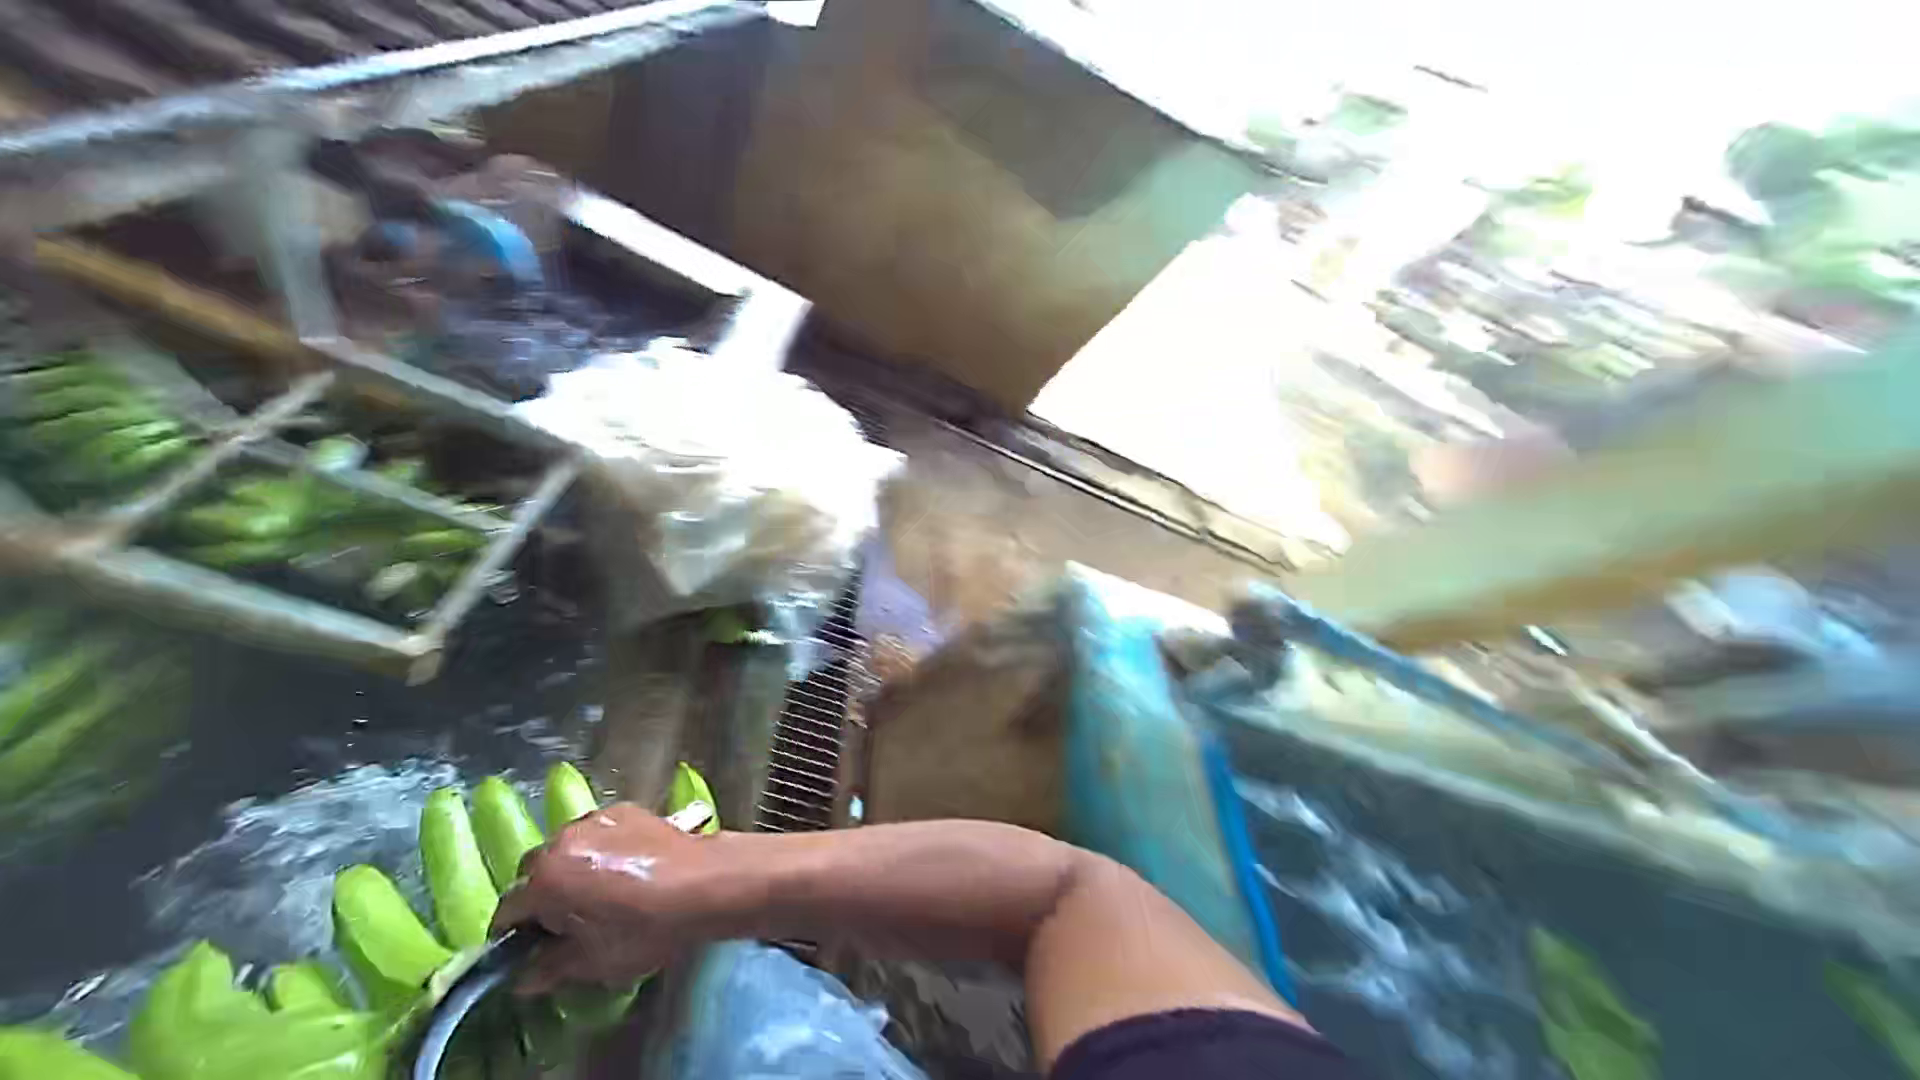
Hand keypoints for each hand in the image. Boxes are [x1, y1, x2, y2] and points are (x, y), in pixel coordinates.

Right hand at [493, 803, 728, 992]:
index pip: (509, 909)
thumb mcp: (591, 961)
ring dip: (571, 866)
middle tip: (567, 918)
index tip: (532, 946)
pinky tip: (624, 865)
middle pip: (535, 871)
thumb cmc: (644, 927)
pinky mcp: (626, 808)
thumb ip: (549, 967)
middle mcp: (562, 840)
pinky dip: (599, 848)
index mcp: (544, 879)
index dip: (516, 934)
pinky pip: (597, 832)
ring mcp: (596, 818)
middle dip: (542, 894)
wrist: (703, 881)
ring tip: (599, 888)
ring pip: (566, 847)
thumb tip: (525, 974)